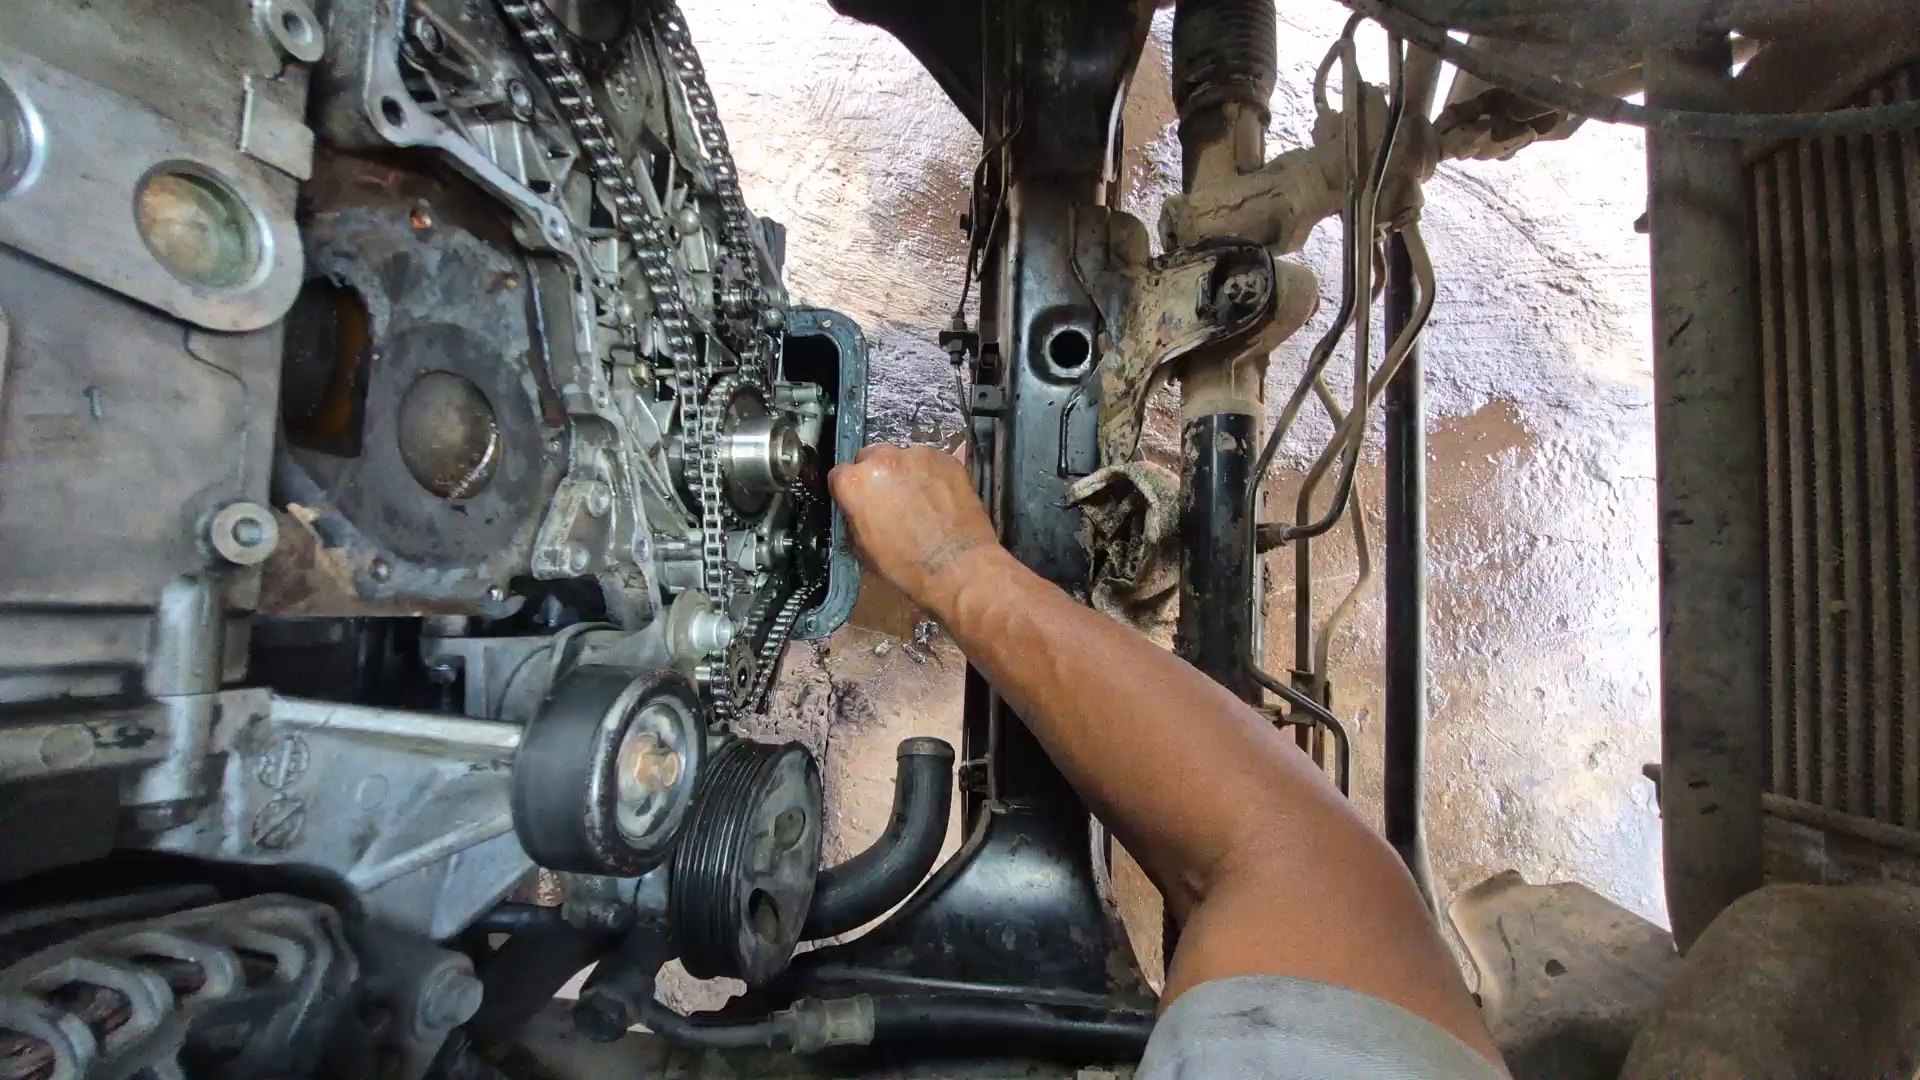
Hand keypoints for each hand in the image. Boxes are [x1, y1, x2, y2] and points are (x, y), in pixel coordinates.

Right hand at [827, 444, 1001, 612]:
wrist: (958, 566)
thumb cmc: (906, 565)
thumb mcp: (863, 548)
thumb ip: (854, 518)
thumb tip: (858, 510)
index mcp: (855, 483)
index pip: (840, 475)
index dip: (849, 491)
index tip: (859, 501)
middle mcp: (883, 460)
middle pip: (870, 458)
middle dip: (876, 476)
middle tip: (890, 500)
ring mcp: (917, 455)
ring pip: (902, 458)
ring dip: (905, 474)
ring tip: (920, 501)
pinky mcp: (946, 458)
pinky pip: (931, 463)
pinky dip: (931, 476)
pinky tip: (939, 499)